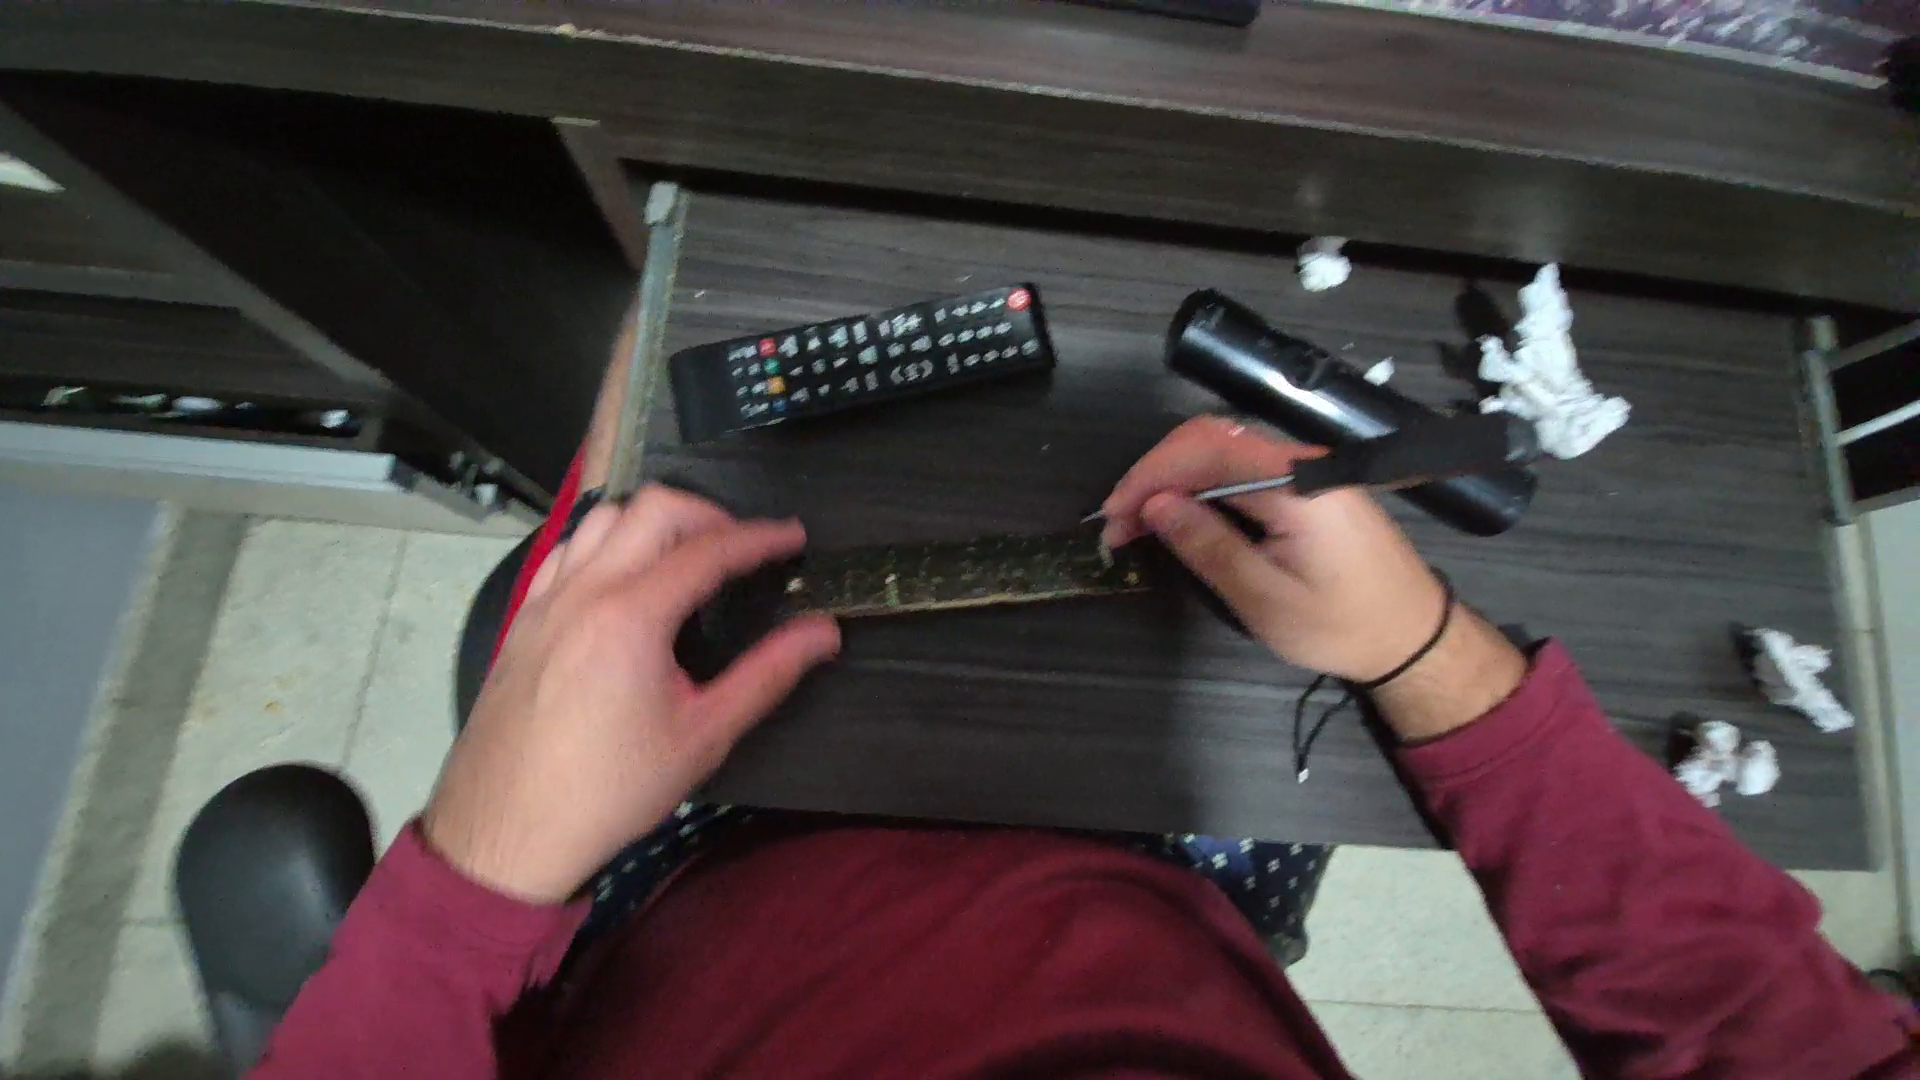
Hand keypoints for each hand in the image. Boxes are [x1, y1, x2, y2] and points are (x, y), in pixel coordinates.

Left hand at [422, 486, 840, 903]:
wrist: (503, 837)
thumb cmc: (613, 789)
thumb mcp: (705, 735)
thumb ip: (769, 673)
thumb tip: (825, 632)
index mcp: (632, 615)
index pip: (709, 550)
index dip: (760, 537)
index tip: (795, 537)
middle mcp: (585, 590)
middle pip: (654, 509)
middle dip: (710, 514)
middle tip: (744, 548)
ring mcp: (545, 600)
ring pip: (604, 517)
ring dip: (656, 522)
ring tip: (689, 556)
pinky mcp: (523, 619)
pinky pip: (569, 549)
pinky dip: (609, 542)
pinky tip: (627, 579)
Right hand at [1101, 416, 1453, 683]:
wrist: (1415, 635)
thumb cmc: (1342, 626)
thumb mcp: (1266, 599)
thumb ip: (1209, 546)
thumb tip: (1154, 506)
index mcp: (1297, 484)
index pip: (1206, 451)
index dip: (1149, 477)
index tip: (1112, 518)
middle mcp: (1301, 462)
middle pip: (1209, 440)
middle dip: (1153, 475)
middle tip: (1117, 524)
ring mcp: (1304, 470)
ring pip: (1219, 451)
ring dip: (1171, 480)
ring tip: (1136, 523)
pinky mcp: (1303, 484)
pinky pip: (1238, 469)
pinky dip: (1197, 487)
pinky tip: (1176, 514)